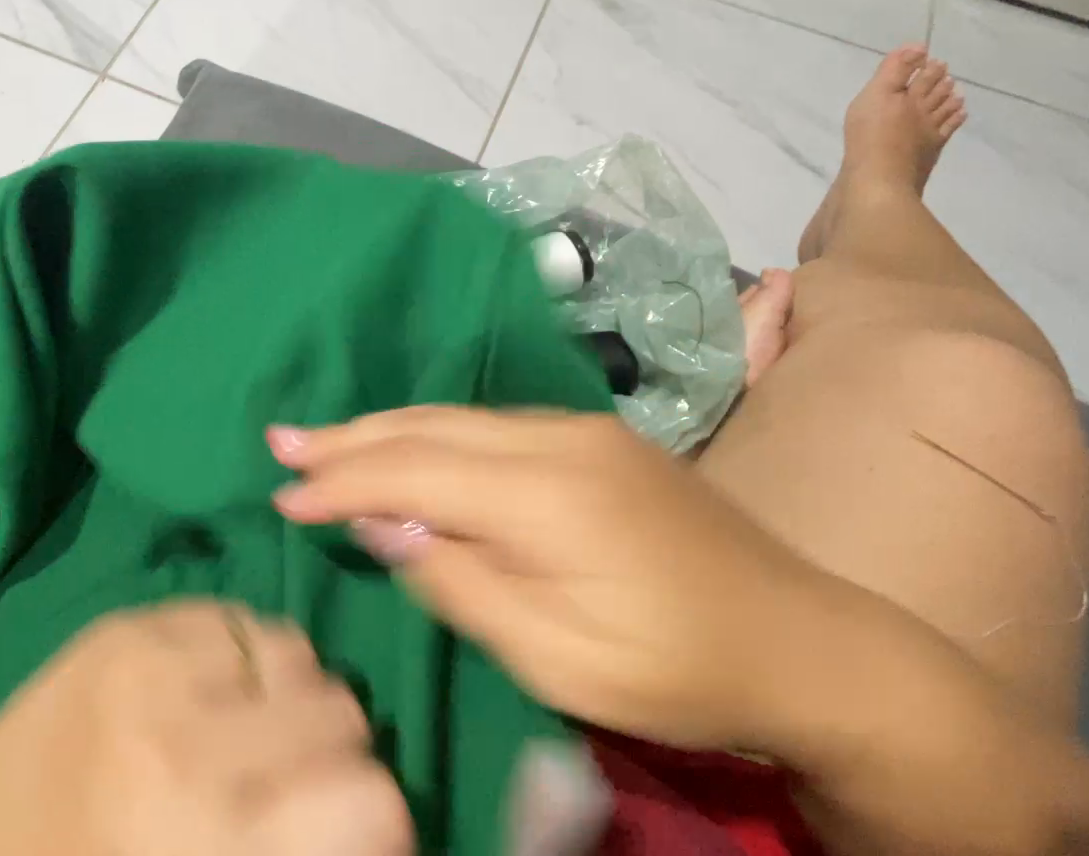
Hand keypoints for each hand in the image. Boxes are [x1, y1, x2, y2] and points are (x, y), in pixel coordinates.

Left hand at [0, 601, 412, 855]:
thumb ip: (299, 843)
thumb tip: (378, 811)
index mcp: (210, 835)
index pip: (371, 797)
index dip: (380, 816)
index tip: (359, 826)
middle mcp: (185, 739)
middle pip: (337, 707)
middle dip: (331, 751)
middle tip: (294, 781)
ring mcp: (147, 664)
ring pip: (289, 646)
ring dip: (283, 693)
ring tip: (247, 728)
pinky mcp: (120, 625)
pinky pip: (227, 615)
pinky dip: (233, 653)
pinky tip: (204, 689)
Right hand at [269, 406, 842, 757]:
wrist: (809, 642)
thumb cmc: (677, 669)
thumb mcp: (556, 656)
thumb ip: (460, 581)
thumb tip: (381, 524)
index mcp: (548, 493)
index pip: (415, 472)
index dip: (343, 482)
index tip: (283, 495)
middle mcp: (558, 439)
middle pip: (429, 427)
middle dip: (349, 437)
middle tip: (279, 441)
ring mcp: (582, 431)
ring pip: (457, 418)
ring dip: (385, 430)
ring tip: (323, 439)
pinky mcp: (596, 440)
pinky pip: (489, 426)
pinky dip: (432, 435)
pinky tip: (406, 445)